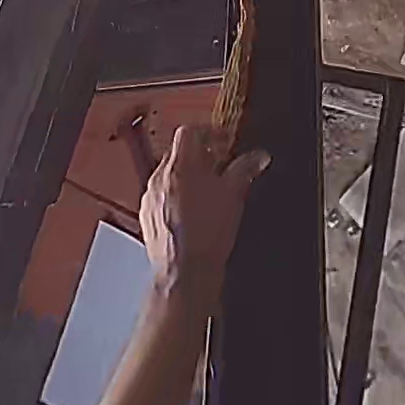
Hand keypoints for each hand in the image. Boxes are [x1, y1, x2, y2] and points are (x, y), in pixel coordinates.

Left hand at [139, 126, 269, 311]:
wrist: (185, 272)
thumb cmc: (207, 235)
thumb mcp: (233, 195)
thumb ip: (246, 169)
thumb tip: (257, 157)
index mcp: (180, 166)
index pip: (188, 131)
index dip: (208, 132)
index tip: (222, 141)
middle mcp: (160, 177)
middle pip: (178, 152)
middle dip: (200, 156)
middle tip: (220, 166)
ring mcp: (151, 196)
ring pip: (169, 174)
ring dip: (188, 176)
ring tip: (209, 192)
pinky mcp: (147, 214)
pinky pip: (162, 194)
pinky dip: (176, 195)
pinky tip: (193, 211)